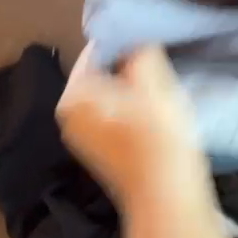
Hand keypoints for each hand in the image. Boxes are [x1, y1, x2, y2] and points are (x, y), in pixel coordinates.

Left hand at [57, 43, 210, 204]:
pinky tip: (159, 117)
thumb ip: (141, 56)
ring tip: (165, 90)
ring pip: (111, 98)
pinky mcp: (103, 153)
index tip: (155, 40)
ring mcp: (84, 138)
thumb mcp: (155, 87)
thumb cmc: (159, 138)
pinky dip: (135, 111)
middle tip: (164, 66)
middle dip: (130, 68)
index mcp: (74, 97)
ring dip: (136, 91)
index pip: (96, 53)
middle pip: (102, 77)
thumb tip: (136, 41)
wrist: (167, 197)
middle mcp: (70, 116)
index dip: (126, 42)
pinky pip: (116, 118)